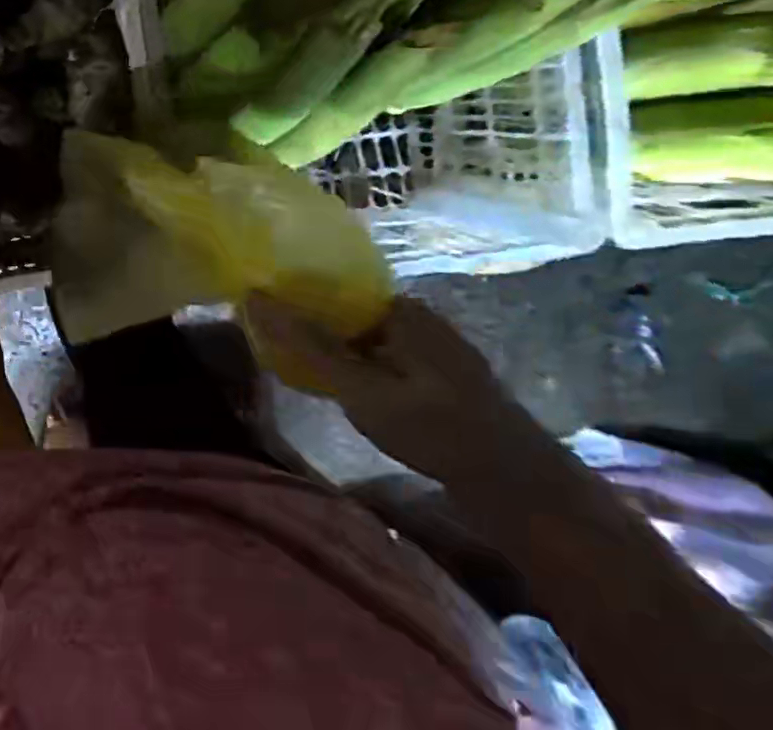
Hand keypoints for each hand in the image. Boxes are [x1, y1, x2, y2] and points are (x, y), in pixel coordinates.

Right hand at [245, 294, 544, 482]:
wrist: (517, 485)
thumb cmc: (434, 428)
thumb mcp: (360, 388)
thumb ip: (307, 345)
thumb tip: (254, 298)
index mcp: (402, 310)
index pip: (333, 288)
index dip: (294, 298)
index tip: (261, 314)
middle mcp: (418, 319)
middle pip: (347, 313)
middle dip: (310, 326)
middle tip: (271, 344)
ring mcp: (431, 349)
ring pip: (362, 338)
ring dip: (331, 349)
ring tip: (294, 365)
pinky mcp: (436, 377)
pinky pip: (379, 358)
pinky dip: (353, 366)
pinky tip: (337, 387)